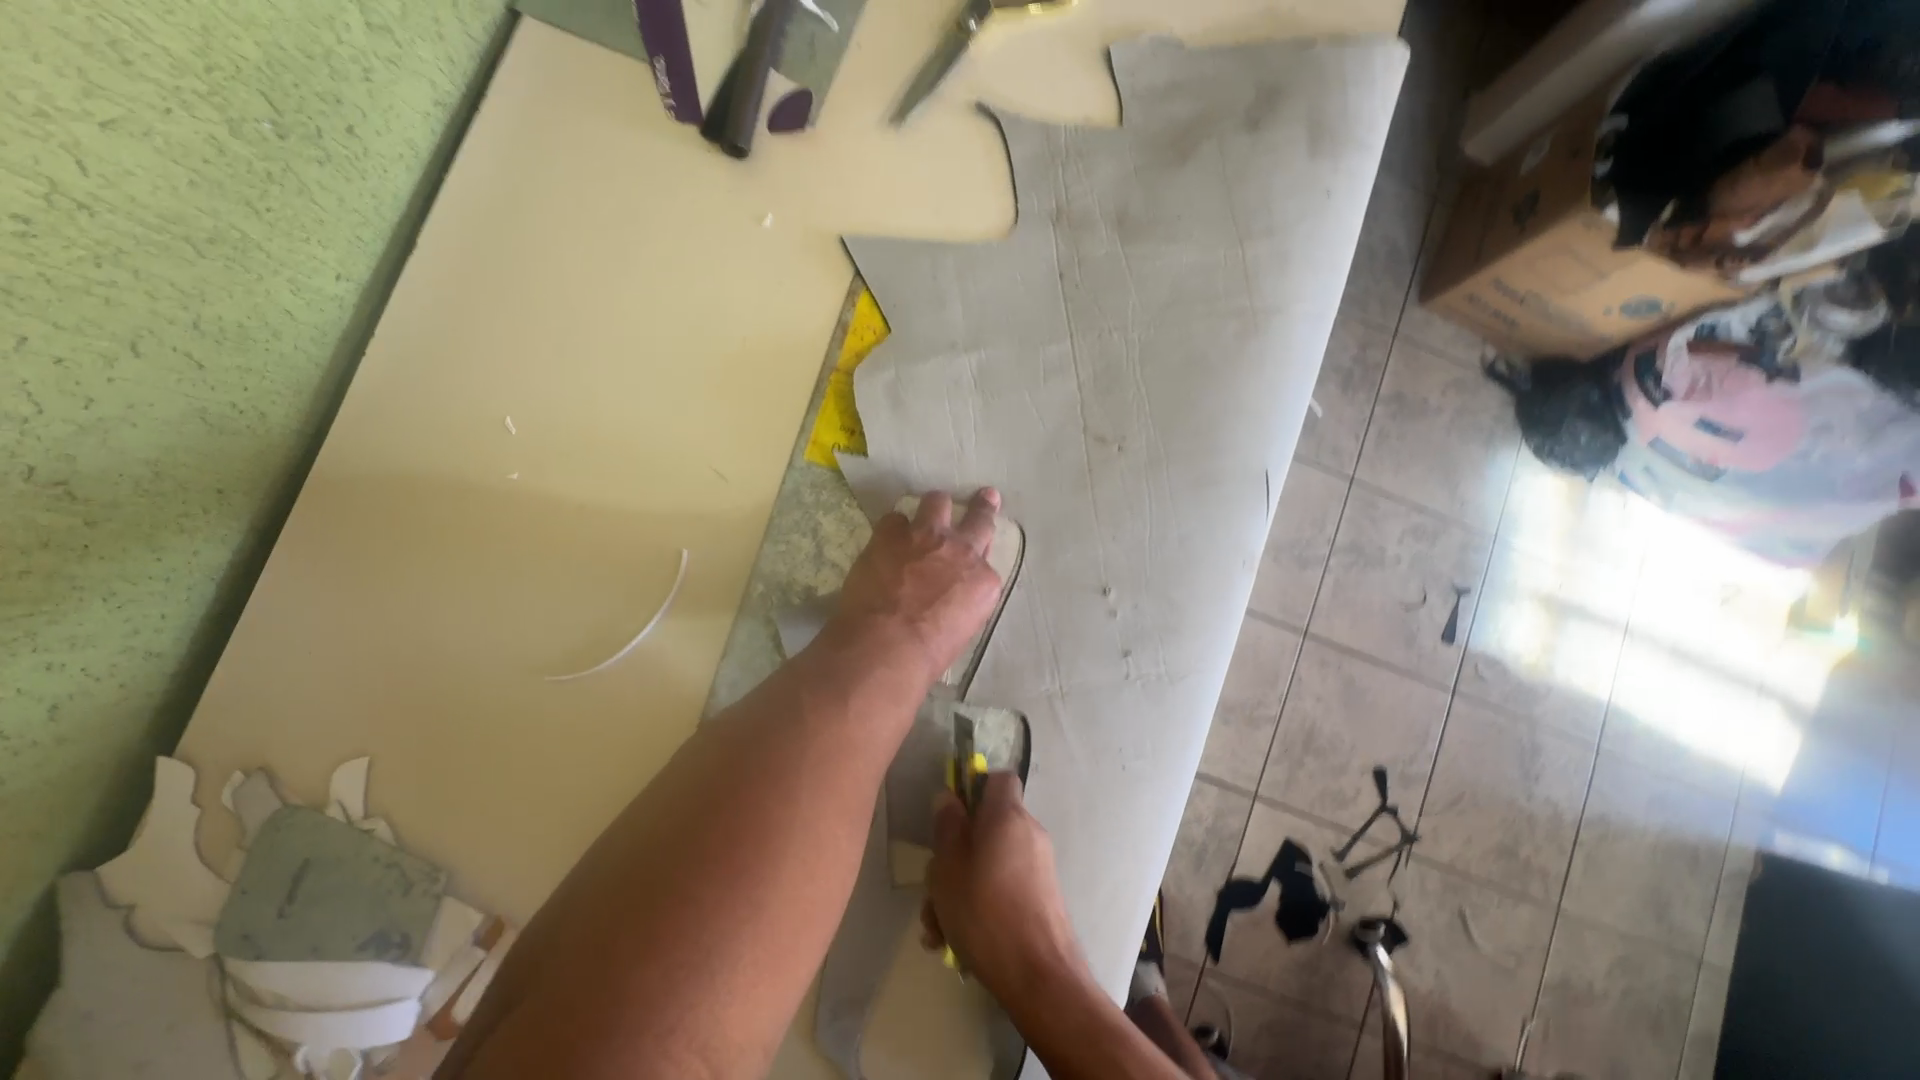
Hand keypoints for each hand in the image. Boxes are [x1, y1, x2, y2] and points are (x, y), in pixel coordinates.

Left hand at [831, 489, 1003, 685]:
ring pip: (937, 502)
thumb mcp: (961, 631)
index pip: (986, 562)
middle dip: (982, 506)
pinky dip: (893, 528)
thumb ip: (962, 602)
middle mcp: (961, 551)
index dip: (977, 560)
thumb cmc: (927, 654)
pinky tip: (887, 539)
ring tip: (929, 510)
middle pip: (978, 518)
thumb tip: (949, 596)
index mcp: (984, 581)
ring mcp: (926, 536)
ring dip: (935, 507)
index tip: (972, 560)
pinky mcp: (891, 534)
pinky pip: (895, 518)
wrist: (887, 645)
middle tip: (985, 496)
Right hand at [922, 773, 1092, 1006]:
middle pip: (985, 829)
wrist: (1038, 976)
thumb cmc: (986, 913)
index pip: (998, 779)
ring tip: (936, 929)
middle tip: (932, 890)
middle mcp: (1029, 835)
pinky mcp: (1039, 899)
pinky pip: (1001, 889)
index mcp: (1008, 817)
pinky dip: (978, 907)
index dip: (973, 788)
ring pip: (987, 865)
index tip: (949, 815)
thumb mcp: (949, 867)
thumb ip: (948, 827)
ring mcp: (1037, 869)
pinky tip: (952, 942)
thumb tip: (950, 797)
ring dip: (958, 891)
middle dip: (953, 857)